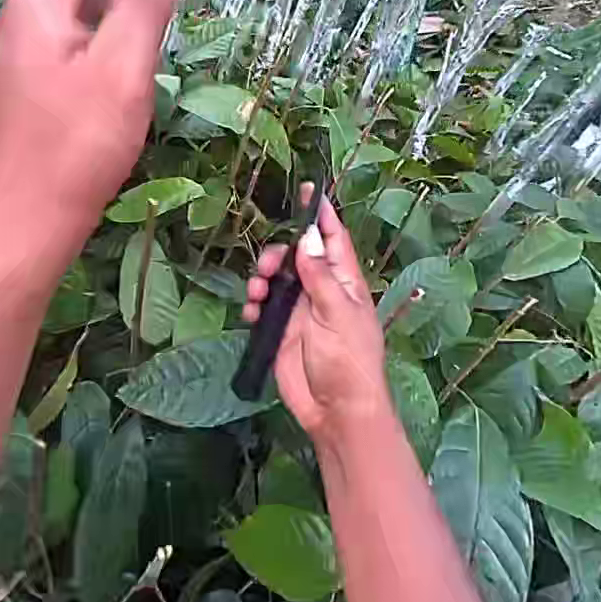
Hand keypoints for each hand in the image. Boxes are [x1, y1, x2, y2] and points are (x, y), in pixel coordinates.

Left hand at [0, 0, 182, 222]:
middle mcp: (25, 16)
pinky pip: (75, 25)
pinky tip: (134, 45)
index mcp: (38, 4)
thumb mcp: (122, 70)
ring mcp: (28, 48)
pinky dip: (108, 16)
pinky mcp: (38, 75)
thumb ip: (143, 2)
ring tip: (163, 2)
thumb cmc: (79, 147)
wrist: (32, 220)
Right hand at [245, 186, 391, 443]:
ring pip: (276, 278)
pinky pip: (264, 306)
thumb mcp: (337, 313)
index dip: (322, 214)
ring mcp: (300, 310)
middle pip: (297, 255)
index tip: (310, 189)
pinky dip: (255, 304)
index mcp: (344, 281)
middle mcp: (321, 290)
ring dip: (263, 278)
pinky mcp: (281, 330)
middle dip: (279, 253)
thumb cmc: (348, 360)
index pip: (333, 238)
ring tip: (258, 292)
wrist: (336, 412)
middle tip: (269, 266)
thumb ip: (319, 276)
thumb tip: (308, 237)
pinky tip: (252, 313)